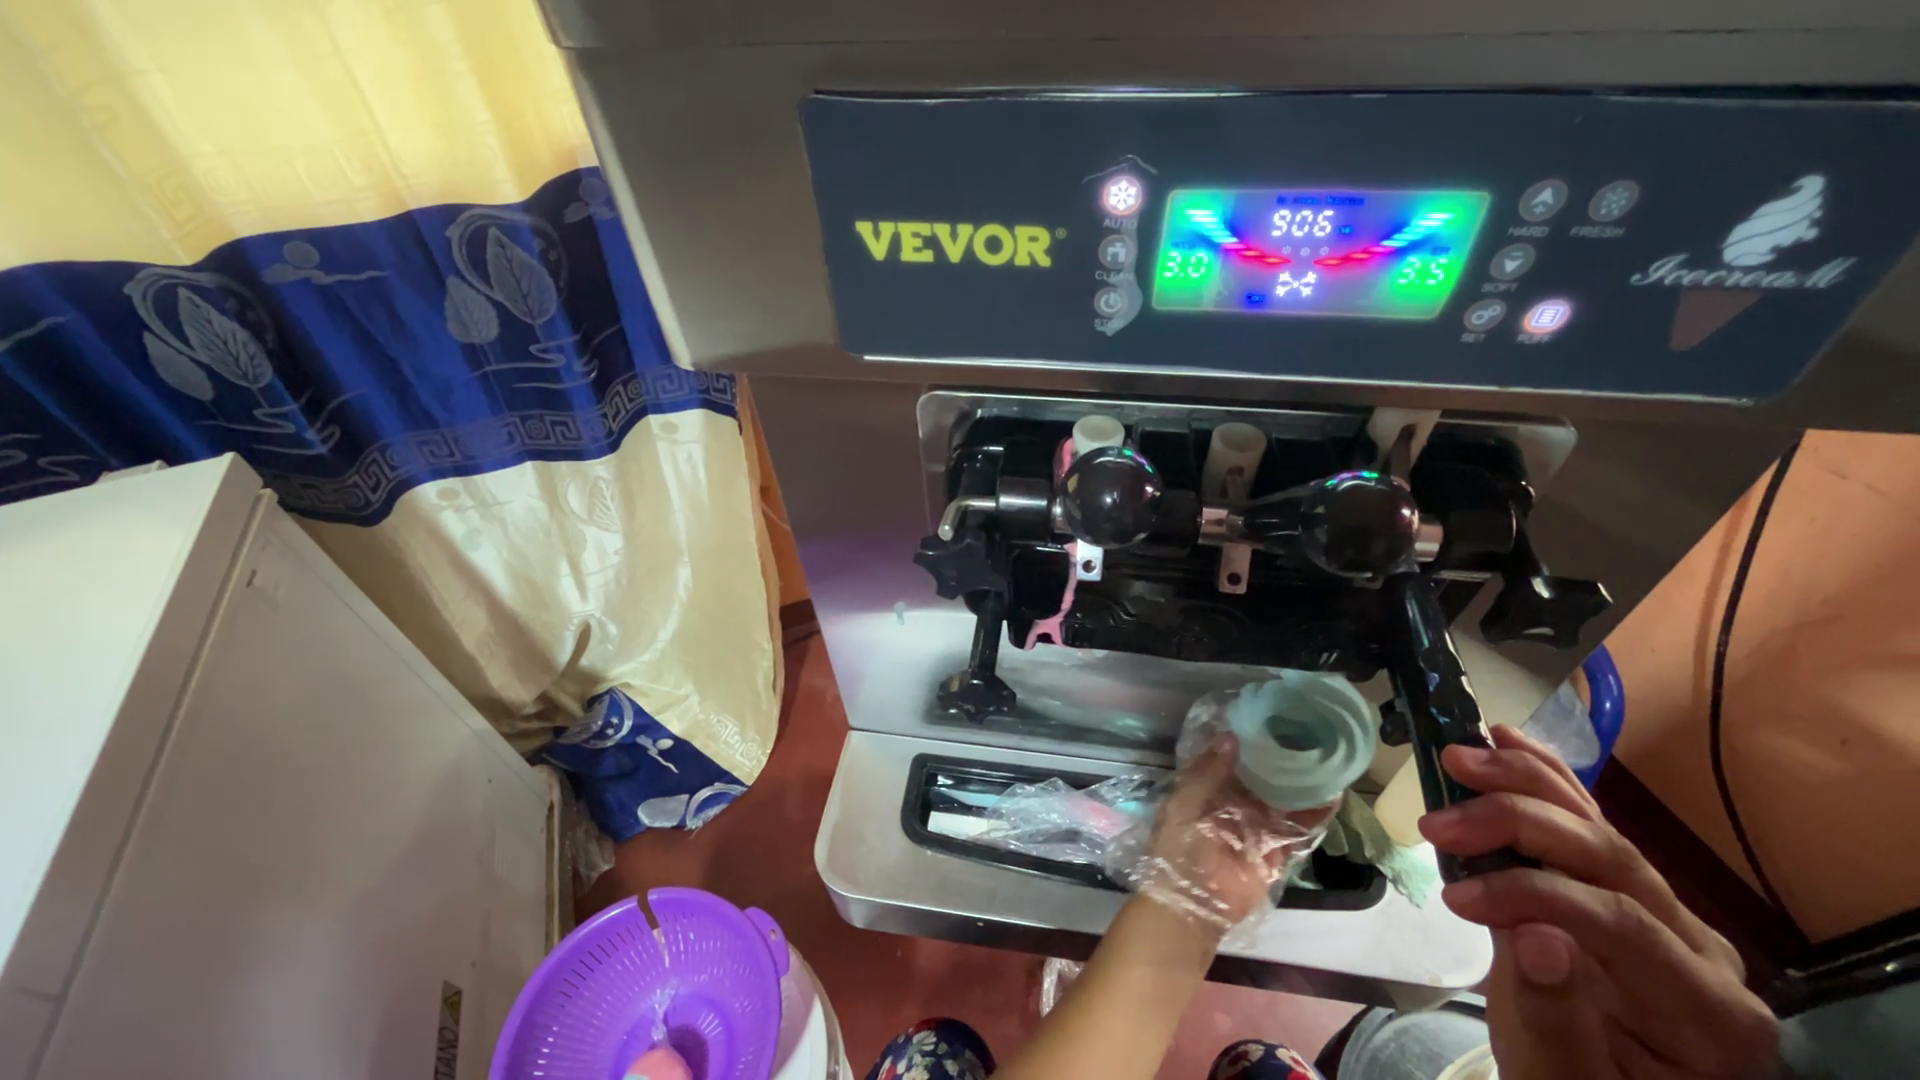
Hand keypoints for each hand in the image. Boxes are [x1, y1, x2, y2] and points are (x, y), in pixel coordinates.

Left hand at [1133, 736, 1334, 931]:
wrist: (1190, 906)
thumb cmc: (1179, 850)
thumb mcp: (1184, 805)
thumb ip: (1207, 772)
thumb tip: (1231, 736)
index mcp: (1205, 789)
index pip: (1228, 758)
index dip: (1246, 740)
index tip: (1269, 716)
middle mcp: (1232, 804)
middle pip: (1260, 777)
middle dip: (1279, 759)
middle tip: (1306, 731)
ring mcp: (1255, 828)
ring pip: (1282, 800)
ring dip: (1300, 784)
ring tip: (1325, 758)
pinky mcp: (1274, 852)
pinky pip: (1296, 830)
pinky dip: (1313, 816)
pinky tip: (1332, 796)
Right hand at [1418, 726, 1778, 1078]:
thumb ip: (1559, 1020)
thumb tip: (1540, 933)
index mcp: (1709, 1010)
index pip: (1620, 921)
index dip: (1532, 893)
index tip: (1455, 897)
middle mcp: (1703, 947)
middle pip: (1611, 859)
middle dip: (1518, 823)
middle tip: (1439, 820)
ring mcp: (1669, 914)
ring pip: (1601, 827)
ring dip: (1525, 783)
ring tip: (1461, 757)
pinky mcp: (1627, 894)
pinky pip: (1591, 826)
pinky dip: (1545, 781)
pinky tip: (1507, 742)